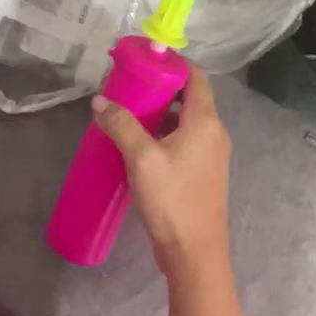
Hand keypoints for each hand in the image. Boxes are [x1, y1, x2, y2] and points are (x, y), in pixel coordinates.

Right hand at [94, 67, 232, 278]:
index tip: (144, 59)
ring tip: (129, 112)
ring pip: (186, 119)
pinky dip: (165, 132)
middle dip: (161, 87)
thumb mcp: (141, 159)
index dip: (172, 63)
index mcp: (205, 120)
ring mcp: (212, 153)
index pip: (195, 75)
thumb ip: (121, 125)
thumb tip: (100, 100)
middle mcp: (214, 131)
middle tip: (129, 85)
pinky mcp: (204, 172)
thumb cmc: (172, 201)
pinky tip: (140, 143)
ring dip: (161, 112)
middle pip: (190, 95)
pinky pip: (186, 139)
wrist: (196, 255)